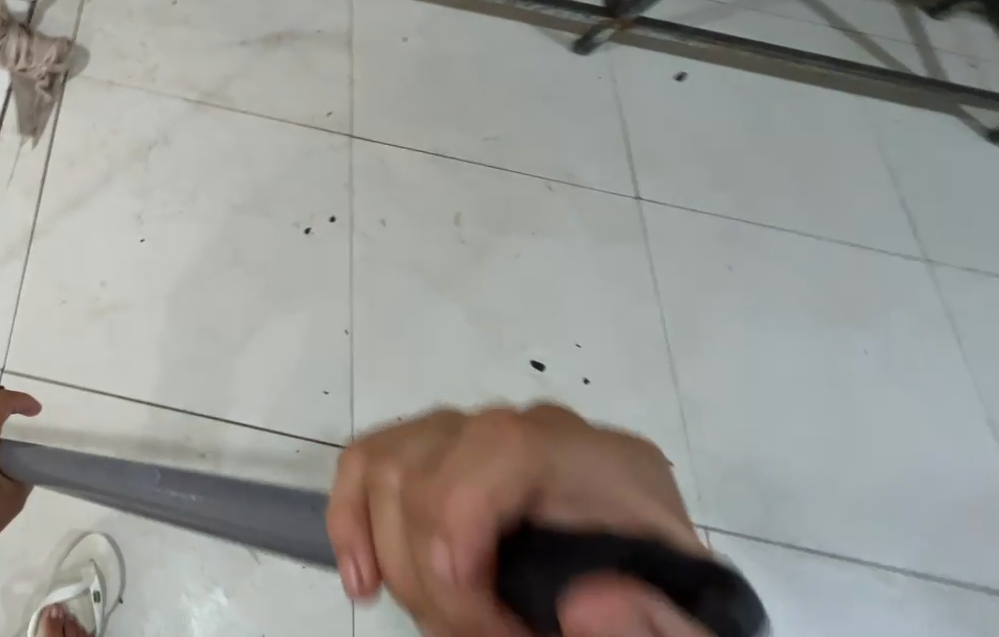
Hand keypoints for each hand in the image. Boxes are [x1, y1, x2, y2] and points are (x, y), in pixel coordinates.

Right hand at [326, 404, 708, 636]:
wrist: (639, 612)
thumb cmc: (657, 616)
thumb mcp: (690, 633)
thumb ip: (666, 630)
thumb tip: (586, 602)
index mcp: (599, 461)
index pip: (501, 447)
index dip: (462, 523)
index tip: (475, 621)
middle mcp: (527, 426)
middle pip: (430, 465)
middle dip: (429, 572)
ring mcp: (469, 432)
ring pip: (384, 464)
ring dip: (391, 558)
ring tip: (436, 626)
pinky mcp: (429, 451)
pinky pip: (364, 462)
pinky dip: (350, 520)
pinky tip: (363, 582)